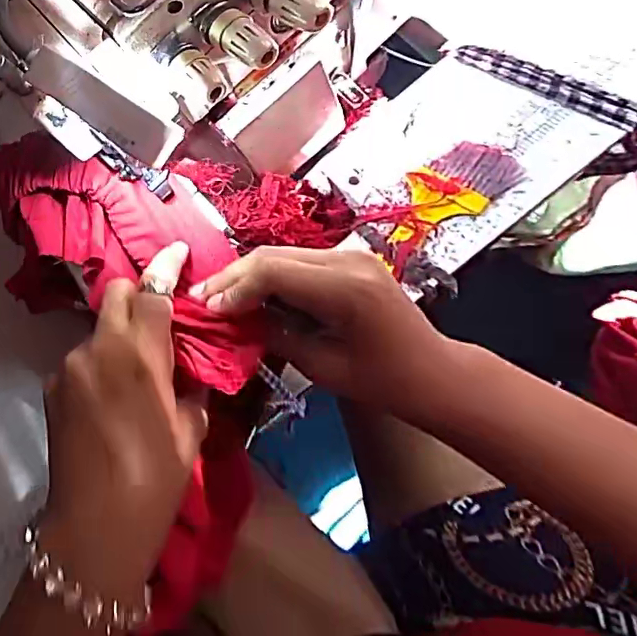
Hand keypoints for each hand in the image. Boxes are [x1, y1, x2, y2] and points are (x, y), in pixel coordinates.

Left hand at [39, 242, 208, 594]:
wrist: (93, 530)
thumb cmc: (154, 482)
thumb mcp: (189, 432)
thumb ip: (189, 388)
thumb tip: (188, 370)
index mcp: (138, 354)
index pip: (152, 291)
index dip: (166, 266)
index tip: (177, 251)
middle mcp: (99, 347)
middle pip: (115, 293)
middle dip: (135, 295)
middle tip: (155, 319)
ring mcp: (69, 365)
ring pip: (97, 329)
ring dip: (115, 337)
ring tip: (130, 376)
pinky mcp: (51, 385)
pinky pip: (80, 359)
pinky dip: (96, 365)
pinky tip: (107, 401)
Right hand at [190, 245, 447, 409]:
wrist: (434, 371)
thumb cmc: (385, 382)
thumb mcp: (324, 368)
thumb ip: (278, 335)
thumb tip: (238, 319)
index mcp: (345, 288)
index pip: (272, 271)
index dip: (234, 287)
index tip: (209, 308)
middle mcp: (346, 259)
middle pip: (272, 255)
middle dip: (233, 276)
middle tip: (202, 298)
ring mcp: (349, 254)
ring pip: (280, 253)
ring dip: (248, 273)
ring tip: (220, 295)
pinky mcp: (348, 258)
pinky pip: (297, 260)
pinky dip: (271, 274)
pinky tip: (252, 292)